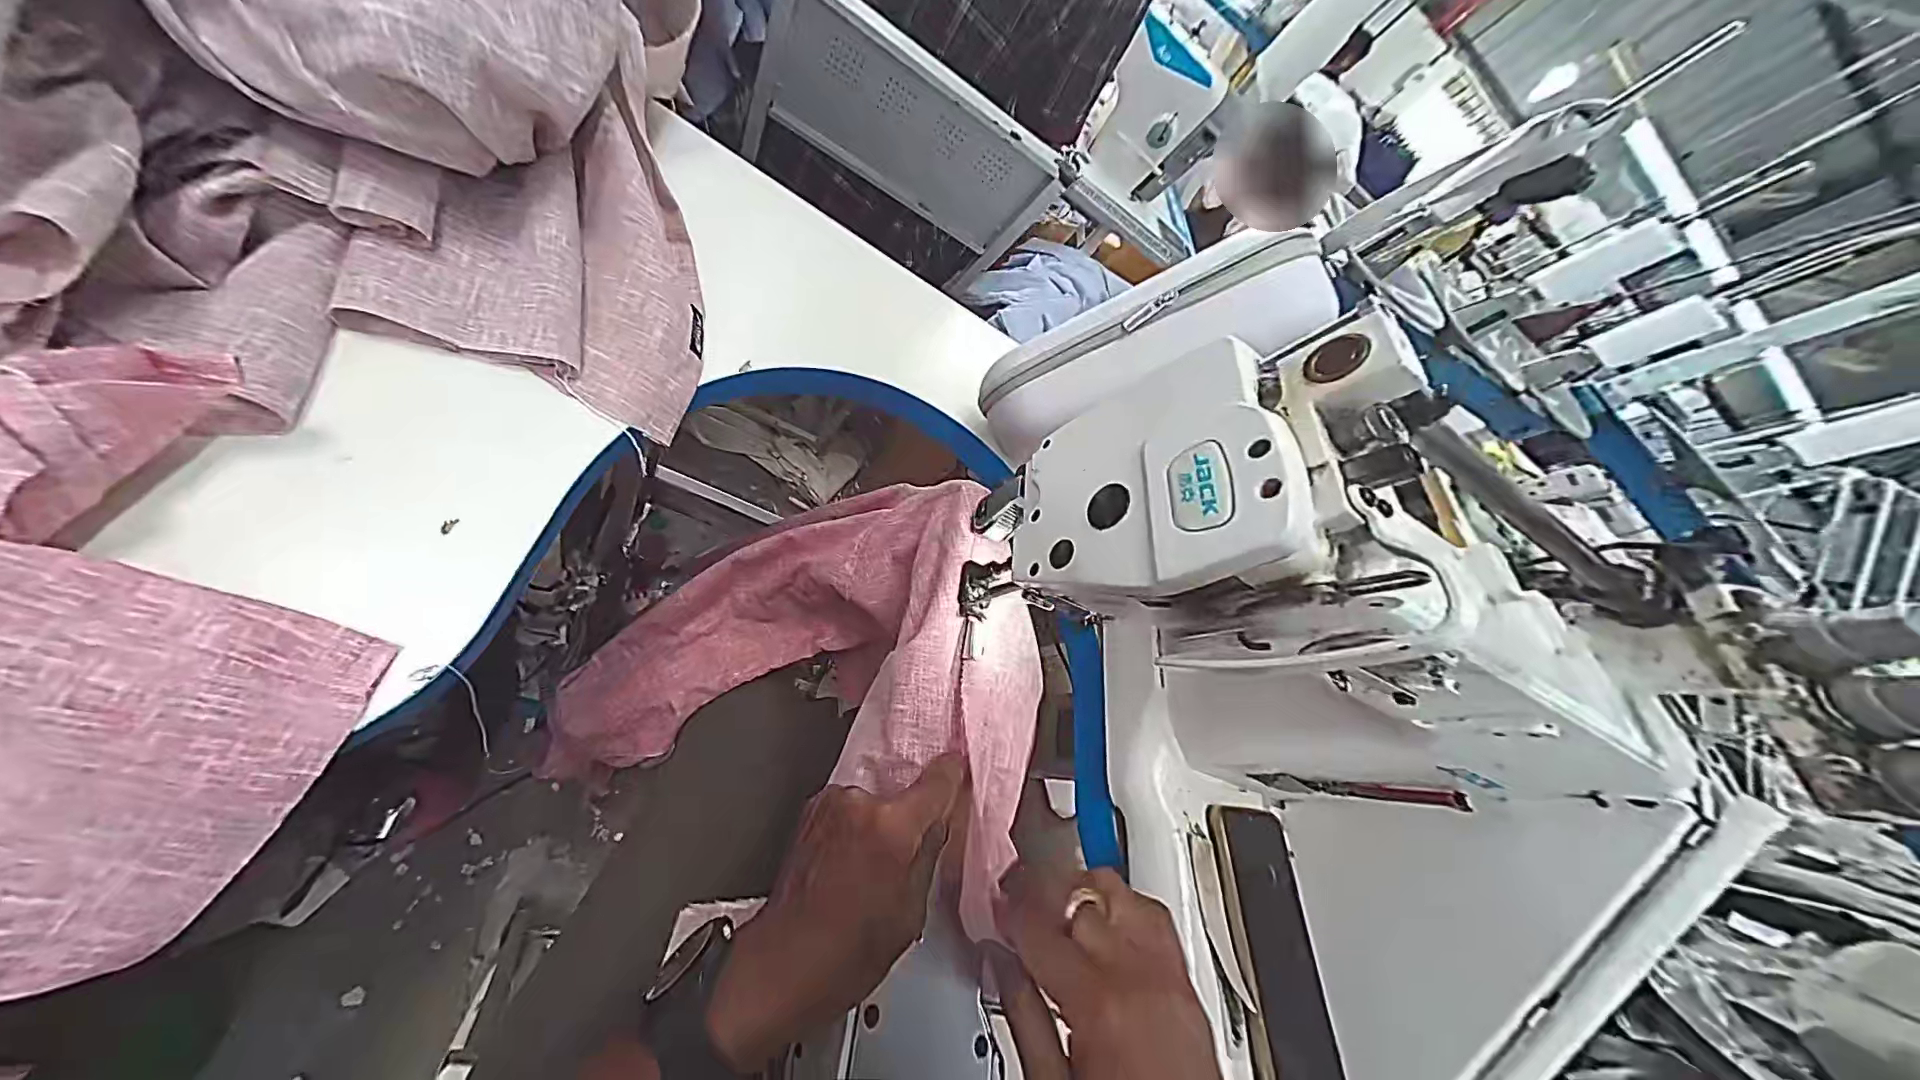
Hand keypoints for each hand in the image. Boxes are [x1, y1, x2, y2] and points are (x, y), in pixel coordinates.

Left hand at [702, 754, 968, 1070]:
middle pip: (904, 793)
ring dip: (879, 822)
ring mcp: (830, 804)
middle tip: (907, 854)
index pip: (939, 779)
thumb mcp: (911, 910)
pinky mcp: (811, 810)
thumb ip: (931, 853)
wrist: (782, 964)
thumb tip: (938, 823)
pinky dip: (855, 826)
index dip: (953, 774)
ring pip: (875, 801)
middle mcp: (859, 804)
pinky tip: (849, 866)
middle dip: (910, 816)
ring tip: (870, 869)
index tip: (958, 770)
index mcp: (893, 827)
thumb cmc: (843, 953)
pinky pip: (850, 808)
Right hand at [995, 866, 1220, 1079]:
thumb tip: (1000, 962)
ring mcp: (1168, 977)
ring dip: (1083, 891)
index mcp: (1098, 1004)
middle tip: (1021, 905)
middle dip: (1041, 894)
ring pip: (1118, 892)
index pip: (1039, 928)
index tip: (999, 907)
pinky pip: (1154, 918)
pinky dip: (1124, 906)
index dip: (1010, 910)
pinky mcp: (1187, 985)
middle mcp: (1137, 978)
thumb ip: (1023, 1015)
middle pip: (1078, 897)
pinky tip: (1106, 921)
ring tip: (1060, 907)